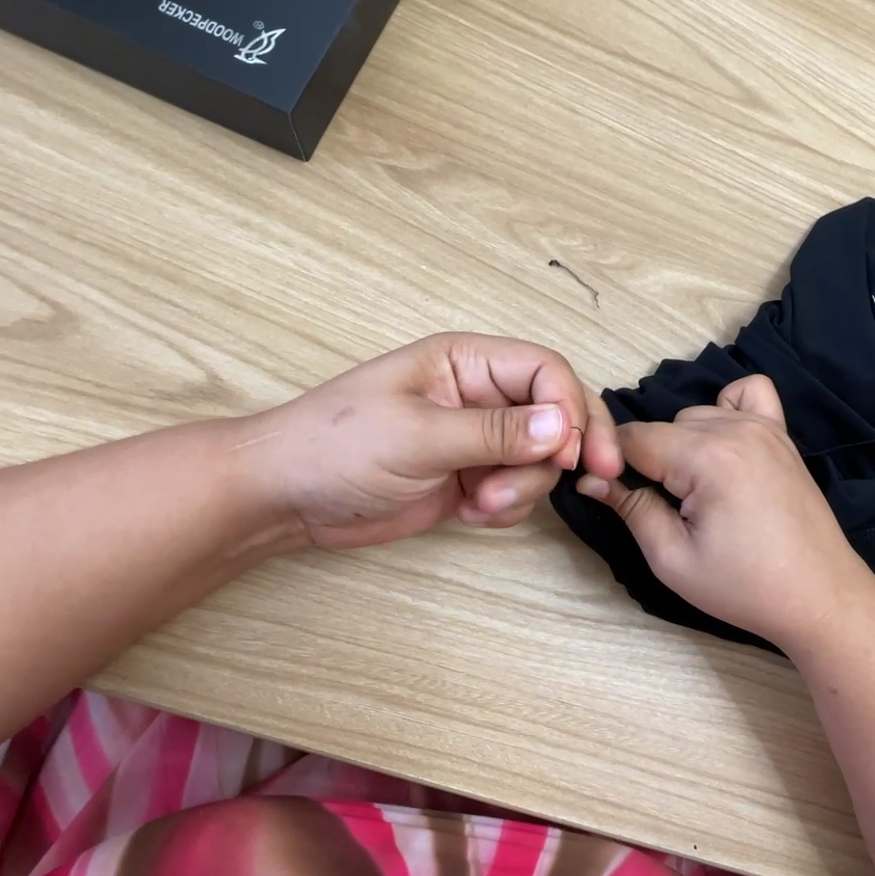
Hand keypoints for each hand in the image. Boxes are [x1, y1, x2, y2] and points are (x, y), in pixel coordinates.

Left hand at [240, 333, 622, 548]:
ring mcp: (479, 439)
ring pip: (542, 458)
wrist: (285, 500)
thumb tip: (563, 427)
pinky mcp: (473, 478)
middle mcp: (481, 396)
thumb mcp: (418, 435)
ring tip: (481, 504)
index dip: (569, 407)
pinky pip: (520, 490)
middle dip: (571, 446)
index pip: (545, 371)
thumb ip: (495, 432)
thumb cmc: (335, 446)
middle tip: (589, 478)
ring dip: (525, 486)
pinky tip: (469, 513)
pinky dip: (508, 507)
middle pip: (557, 412)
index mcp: (467, 362)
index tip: (571, 453)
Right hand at [575, 374, 874, 646]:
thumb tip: (590, 480)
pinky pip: (748, 394)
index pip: (633, 438)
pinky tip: (724, 447)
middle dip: (651, 463)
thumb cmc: (745, 587)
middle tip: (666, 511)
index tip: (617, 499)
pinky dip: (727, 408)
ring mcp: (765, 426)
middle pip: (663, 427)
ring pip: (697, 415)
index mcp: (707, 457)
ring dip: (684, 446)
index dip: (613, 468)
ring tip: (698, 494)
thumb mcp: (672, 558)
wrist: (819, 596)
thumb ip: (630, 508)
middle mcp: (736, 428)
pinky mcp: (783, 435)